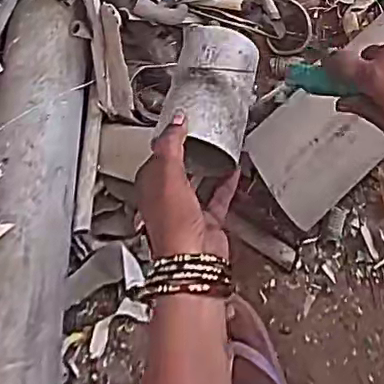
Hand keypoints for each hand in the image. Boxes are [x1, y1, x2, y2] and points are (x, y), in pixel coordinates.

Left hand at [136, 115, 240, 258]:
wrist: (193, 262)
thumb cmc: (173, 225)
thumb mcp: (167, 174)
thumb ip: (171, 145)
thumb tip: (176, 121)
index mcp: (150, 186)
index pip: (157, 155)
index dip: (167, 138)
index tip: (179, 123)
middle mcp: (166, 199)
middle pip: (176, 168)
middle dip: (186, 151)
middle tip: (197, 132)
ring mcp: (187, 211)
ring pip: (197, 181)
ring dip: (206, 165)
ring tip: (216, 147)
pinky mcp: (207, 221)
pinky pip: (218, 196)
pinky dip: (226, 182)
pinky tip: (233, 169)